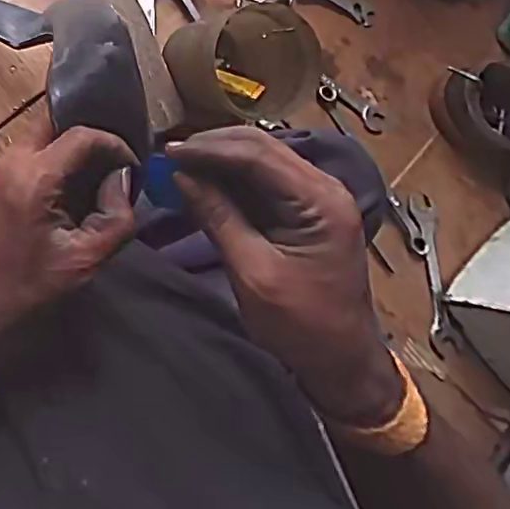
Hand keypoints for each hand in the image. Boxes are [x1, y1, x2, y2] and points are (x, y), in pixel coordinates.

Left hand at [0, 109, 137, 340]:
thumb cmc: (35, 278)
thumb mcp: (87, 256)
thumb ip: (116, 217)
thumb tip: (120, 177)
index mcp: (36, 178)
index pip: (80, 136)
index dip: (111, 142)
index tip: (128, 161)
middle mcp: (10, 161)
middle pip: (50, 121)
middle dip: (83, 131)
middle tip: (106, 154)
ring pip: (28, 130)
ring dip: (56, 134)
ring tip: (83, 155)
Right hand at [168, 128, 401, 426]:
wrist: (341, 362)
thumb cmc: (301, 325)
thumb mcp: (252, 271)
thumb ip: (217, 216)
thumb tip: (181, 175)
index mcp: (321, 202)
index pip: (257, 155)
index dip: (208, 149)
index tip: (168, 152)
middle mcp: (323, 187)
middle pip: (260, 146)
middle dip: (211, 146)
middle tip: (168, 155)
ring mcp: (315, 195)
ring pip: (259, 156)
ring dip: (217, 157)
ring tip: (178, 164)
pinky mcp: (302, 207)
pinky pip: (260, 177)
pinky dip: (227, 175)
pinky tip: (200, 179)